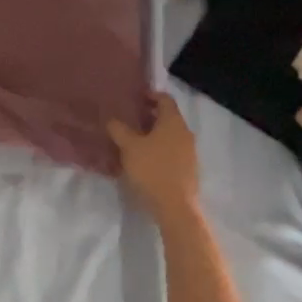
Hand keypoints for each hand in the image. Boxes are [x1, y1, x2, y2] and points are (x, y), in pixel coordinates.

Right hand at [107, 92, 201, 215]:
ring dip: (153, 133)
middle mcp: (185, 132)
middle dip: (149, 115)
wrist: (175, 207)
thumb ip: (119, 130)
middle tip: (129, 118)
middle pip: (168, 116)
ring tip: (133, 139)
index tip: (135, 97)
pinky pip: (172, 149)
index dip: (150, 95)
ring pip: (170, 134)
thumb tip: (112, 119)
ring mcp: (189, 151)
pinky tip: (144, 158)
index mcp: (173, 122)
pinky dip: (159, 147)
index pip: (165, 99)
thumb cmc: (152, 170)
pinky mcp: (188, 168)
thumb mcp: (129, 147)